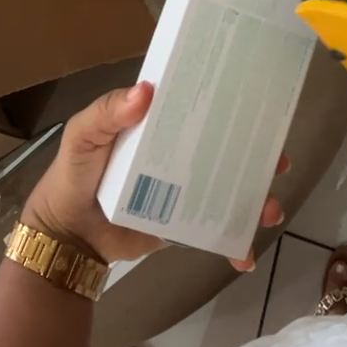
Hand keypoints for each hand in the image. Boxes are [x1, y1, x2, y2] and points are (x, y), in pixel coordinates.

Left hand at [21, 81, 286, 271]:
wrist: (67, 232)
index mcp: (160, 121)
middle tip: (280, 161)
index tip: (262, 104)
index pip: (200, 105)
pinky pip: (215, 230)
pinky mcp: (182, 223)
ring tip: (269, 211)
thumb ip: (107, 112)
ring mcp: (184, 187)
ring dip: (255, 198)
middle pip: (227, 147)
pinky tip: (243, 256)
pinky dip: (233, 243)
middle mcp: (179, 149)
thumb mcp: (84, 134)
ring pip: (230, 188)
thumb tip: (144, 91)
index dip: (231, 104)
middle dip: (259, 154)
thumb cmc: (76, 171)